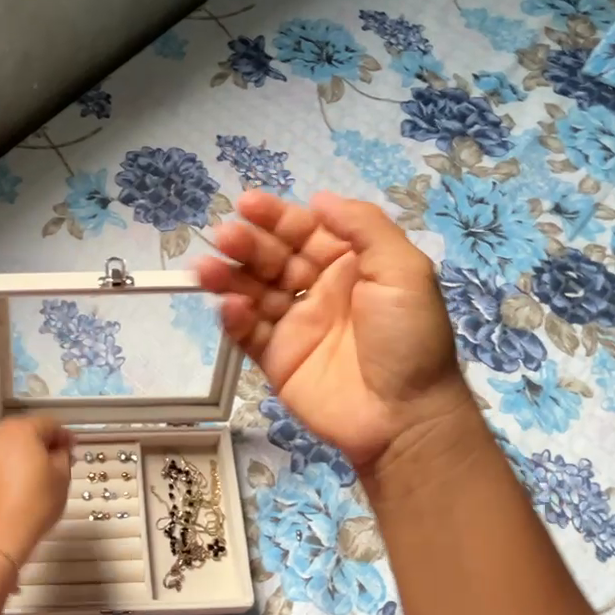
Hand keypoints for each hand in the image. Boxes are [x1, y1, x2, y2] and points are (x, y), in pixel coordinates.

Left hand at [0, 415, 73, 563]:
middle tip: (58, 458)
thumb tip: (59, 449)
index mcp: (20, 429)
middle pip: (25, 429)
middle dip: (42, 441)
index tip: (73, 448)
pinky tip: (19, 480)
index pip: (48, 423)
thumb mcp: (62, 477)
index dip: (64, 435)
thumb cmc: (35, 504)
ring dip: (24, 451)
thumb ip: (63, 454)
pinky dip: (9, 463)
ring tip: (38, 470)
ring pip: (8, 443)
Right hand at [197, 192, 468, 473]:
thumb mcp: (404, 271)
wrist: (403, 416)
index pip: (305, 231)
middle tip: (223, 236)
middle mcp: (318, 290)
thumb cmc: (409, 338)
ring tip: (205, 270)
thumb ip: (364, 227)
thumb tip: (320, 198)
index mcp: (349, 265)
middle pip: (273, 258)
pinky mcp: (277, 359)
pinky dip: (235, 319)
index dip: (276, 217)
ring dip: (229, 277)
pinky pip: (248, 333)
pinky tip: (231, 307)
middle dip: (247, 245)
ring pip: (253, 292)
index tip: (247, 204)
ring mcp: (295, 326)